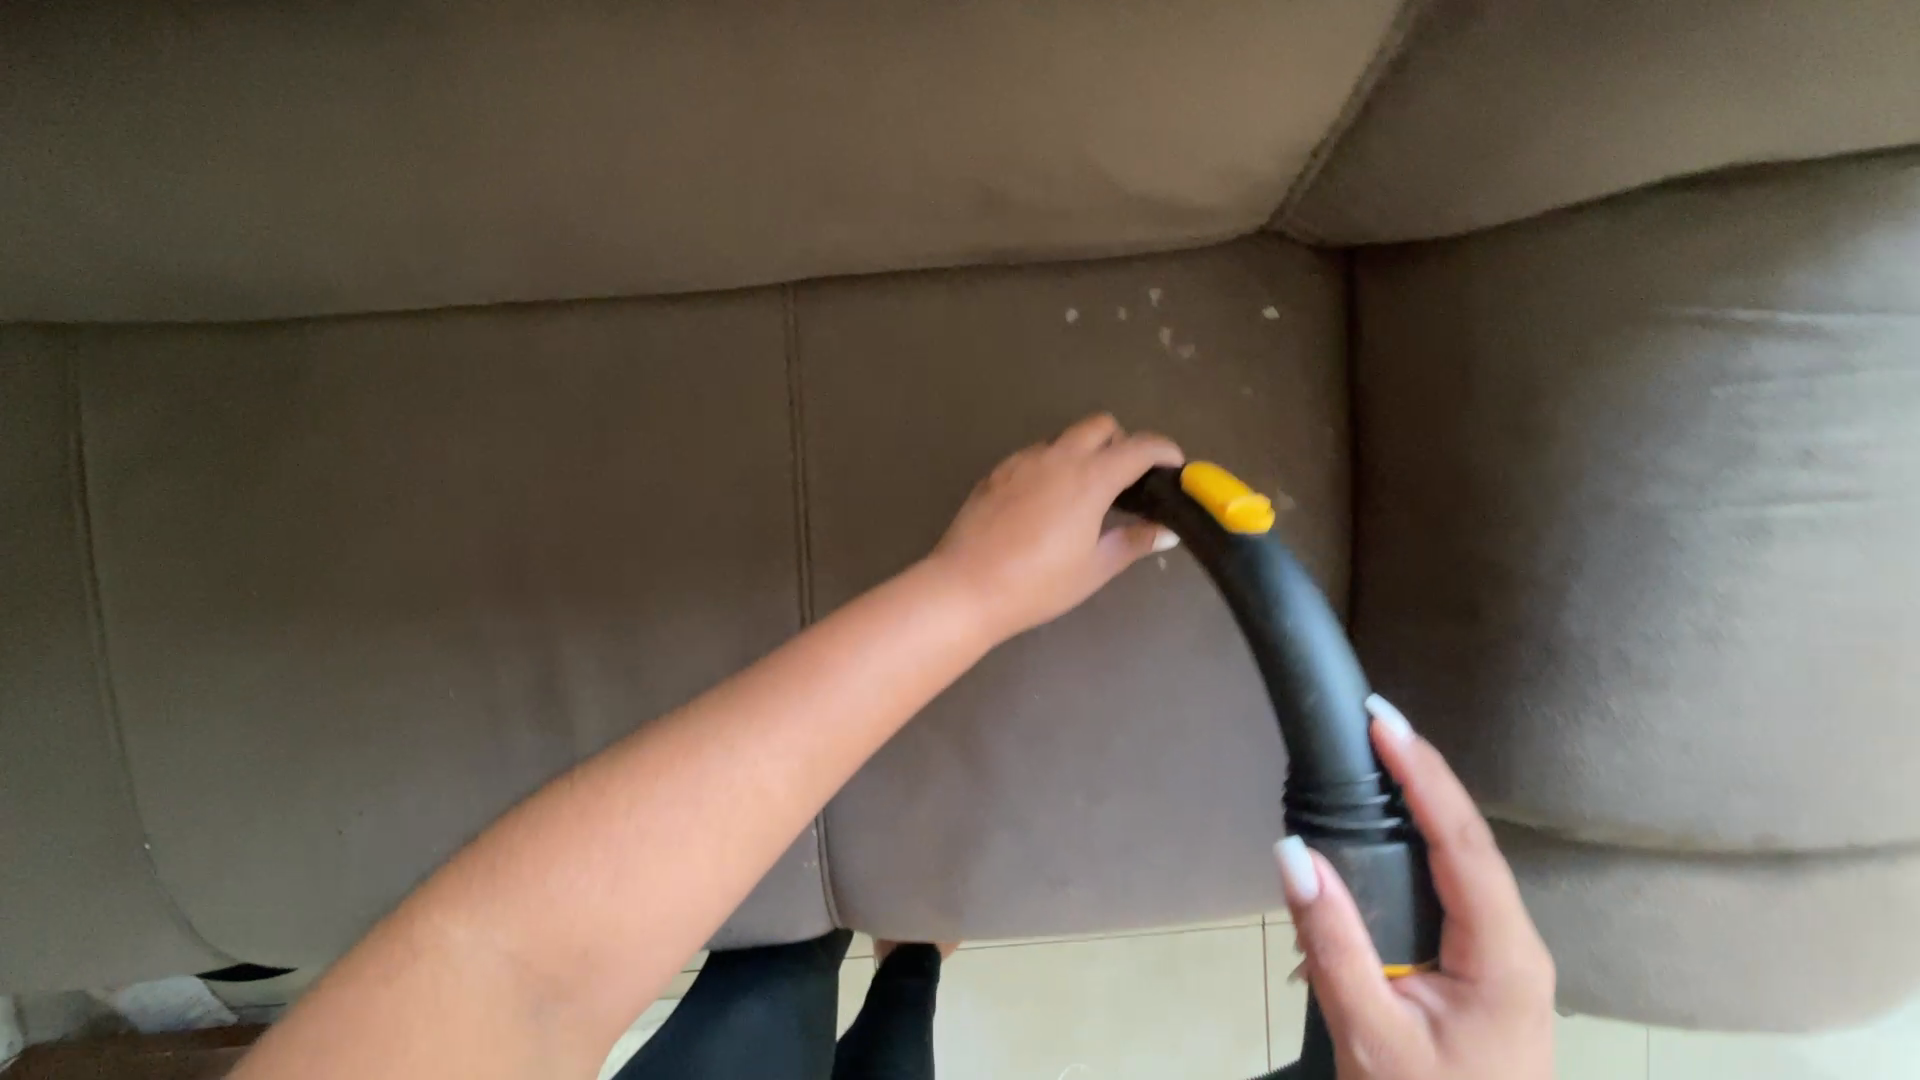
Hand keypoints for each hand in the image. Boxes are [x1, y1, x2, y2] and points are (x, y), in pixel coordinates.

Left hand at [929, 413, 1182, 639]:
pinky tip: (1045, 504)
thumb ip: (1133, 542)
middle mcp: (1057, 457)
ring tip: (1083, 495)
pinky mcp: (996, 472)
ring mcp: (1022, 460)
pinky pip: (1034, 455)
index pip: (1139, 446)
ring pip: (1064, 438)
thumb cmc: (1037, 584)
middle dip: (1121, 442)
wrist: (965, 587)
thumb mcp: (1094, 568)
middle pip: (1100, 425)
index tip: (1174, 466)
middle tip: (1126, 481)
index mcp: (1089, 478)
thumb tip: (1167, 531)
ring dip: (1083, 452)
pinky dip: (1051, 466)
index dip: (1164, 451)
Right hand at [1275, 696, 1556, 1079]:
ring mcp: (1502, 954)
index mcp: (1502, 956)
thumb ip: (1331, 942)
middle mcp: (1514, 943)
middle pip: (1468, 838)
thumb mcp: (1370, 1034)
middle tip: (1368, 723)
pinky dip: (1413, 839)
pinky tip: (1382, 823)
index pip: (1461, 843)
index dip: (1422, 775)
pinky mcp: (1480, 963)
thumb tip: (1292, 850)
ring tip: (1372, 755)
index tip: (1379, 721)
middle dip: (1421, 773)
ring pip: (1459, 859)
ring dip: (1418, 801)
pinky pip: (1447, 884)